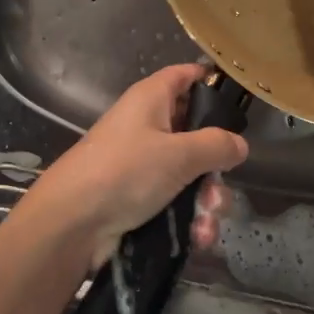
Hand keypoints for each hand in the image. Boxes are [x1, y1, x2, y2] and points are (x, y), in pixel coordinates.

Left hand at [16, 64, 248, 267]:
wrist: (73, 221)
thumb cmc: (125, 170)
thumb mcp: (178, 154)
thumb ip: (215, 146)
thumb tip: (240, 143)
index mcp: (151, 99)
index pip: (184, 75)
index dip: (209, 81)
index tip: (237, 100)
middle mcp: (147, 125)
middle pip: (194, 133)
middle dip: (214, 165)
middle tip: (219, 186)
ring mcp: (142, 163)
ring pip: (189, 174)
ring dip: (205, 200)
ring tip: (206, 221)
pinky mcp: (139, 197)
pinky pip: (176, 202)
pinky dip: (190, 219)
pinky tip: (198, 238)